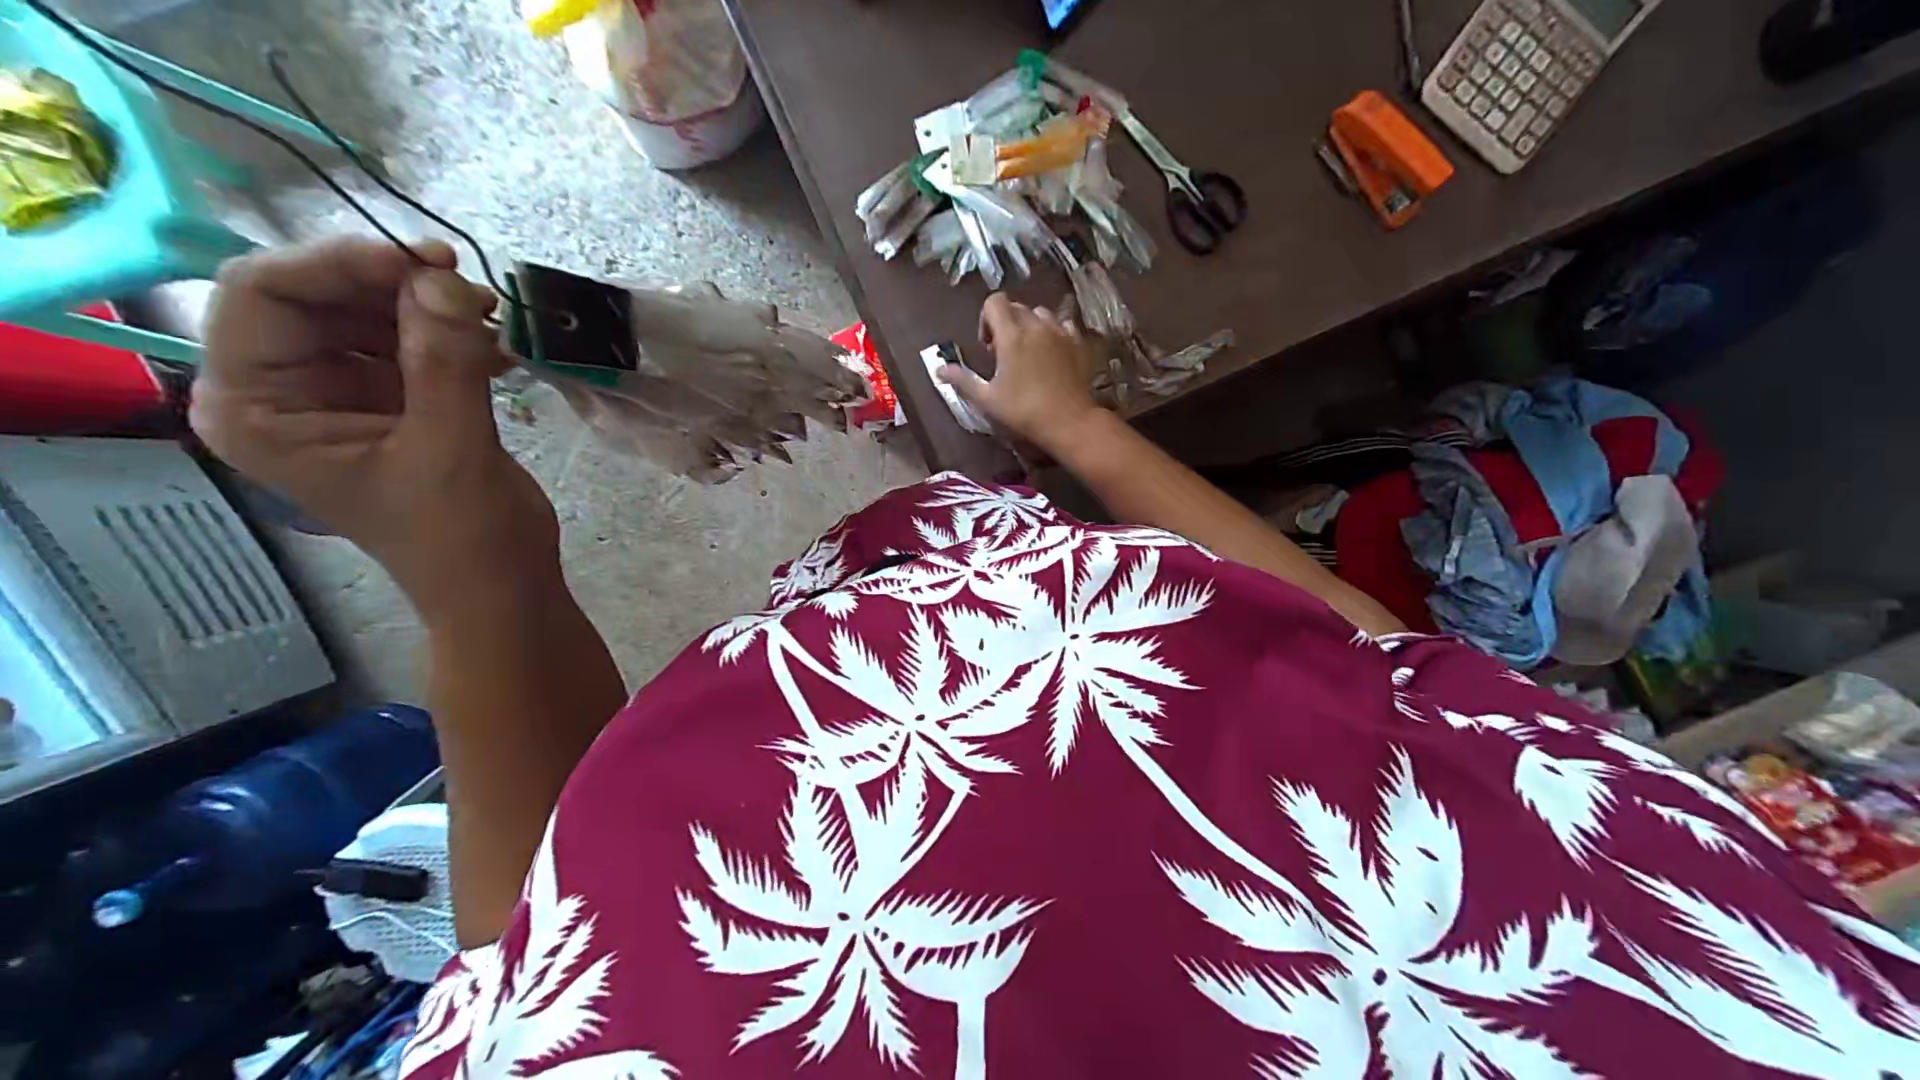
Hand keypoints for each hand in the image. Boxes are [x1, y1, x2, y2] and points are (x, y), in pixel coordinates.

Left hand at [190, 237, 558, 623]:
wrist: (503, 584)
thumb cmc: (462, 535)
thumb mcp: (450, 447)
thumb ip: (443, 360)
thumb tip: (445, 278)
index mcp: (259, 407)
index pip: (264, 294)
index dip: (341, 264)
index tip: (429, 262)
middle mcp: (285, 390)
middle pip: (319, 296)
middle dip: (395, 284)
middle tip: (471, 288)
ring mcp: (342, 393)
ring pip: (371, 312)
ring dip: (432, 306)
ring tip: (493, 317)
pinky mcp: (394, 400)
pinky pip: (413, 341)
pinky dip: (454, 333)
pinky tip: (498, 343)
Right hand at [936, 293, 1105, 450]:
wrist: (1068, 422)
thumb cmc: (1023, 411)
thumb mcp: (987, 399)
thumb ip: (962, 380)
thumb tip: (939, 369)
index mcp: (1011, 335)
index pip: (994, 302)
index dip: (986, 319)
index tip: (988, 346)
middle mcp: (1036, 326)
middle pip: (1016, 307)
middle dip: (1005, 323)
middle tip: (1003, 354)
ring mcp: (1060, 332)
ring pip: (1041, 313)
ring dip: (1030, 325)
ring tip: (1028, 351)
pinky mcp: (1078, 343)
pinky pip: (1064, 325)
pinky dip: (1054, 332)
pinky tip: (1051, 353)